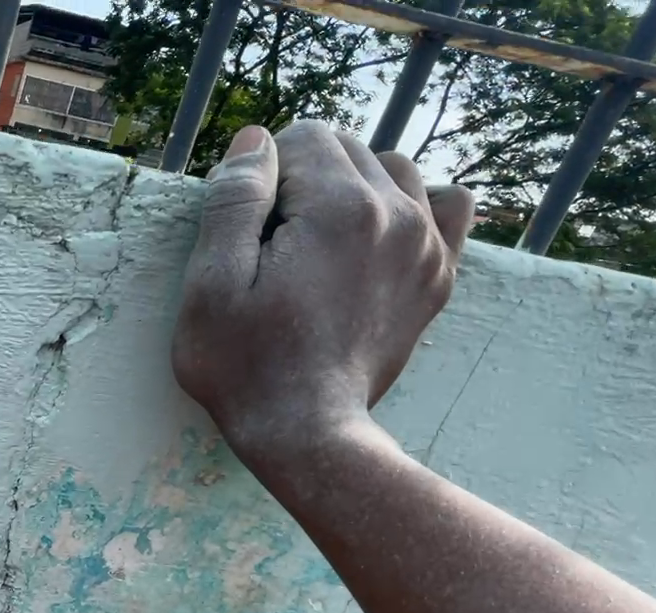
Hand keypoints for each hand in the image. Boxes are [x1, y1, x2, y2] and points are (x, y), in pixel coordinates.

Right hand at [171, 120, 473, 462]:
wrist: (304, 431)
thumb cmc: (243, 366)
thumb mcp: (210, 288)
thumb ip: (232, 205)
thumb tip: (254, 141)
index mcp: (340, 208)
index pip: (301, 137)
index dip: (258, 176)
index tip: (241, 230)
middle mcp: (398, 212)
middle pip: (347, 148)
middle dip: (300, 181)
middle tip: (268, 247)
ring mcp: (427, 245)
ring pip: (392, 170)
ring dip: (348, 190)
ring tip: (312, 245)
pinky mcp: (436, 278)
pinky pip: (445, 207)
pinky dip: (410, 206)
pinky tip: (375, 238)